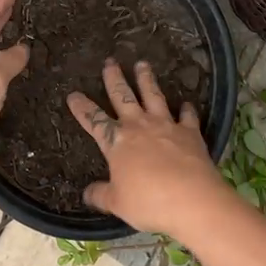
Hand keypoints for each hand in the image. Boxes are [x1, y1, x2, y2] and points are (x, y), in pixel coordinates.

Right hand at [68, 60, 229, 237]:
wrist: (192, 199)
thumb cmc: (148, 201)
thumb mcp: (117, 203)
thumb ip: (101, 195)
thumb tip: (86, 193)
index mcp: (117, 142)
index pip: (94, 120)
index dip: (82, 108)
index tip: (73, 95)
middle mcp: (139, 126)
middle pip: (123, 96)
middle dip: (114, 78)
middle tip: (110, 61)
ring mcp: (166, 125)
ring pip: (153, 96)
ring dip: (146, 79)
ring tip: (142, 64)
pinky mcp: (189, 132)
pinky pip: (187, 116)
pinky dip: (186, 109)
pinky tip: (187, 103)